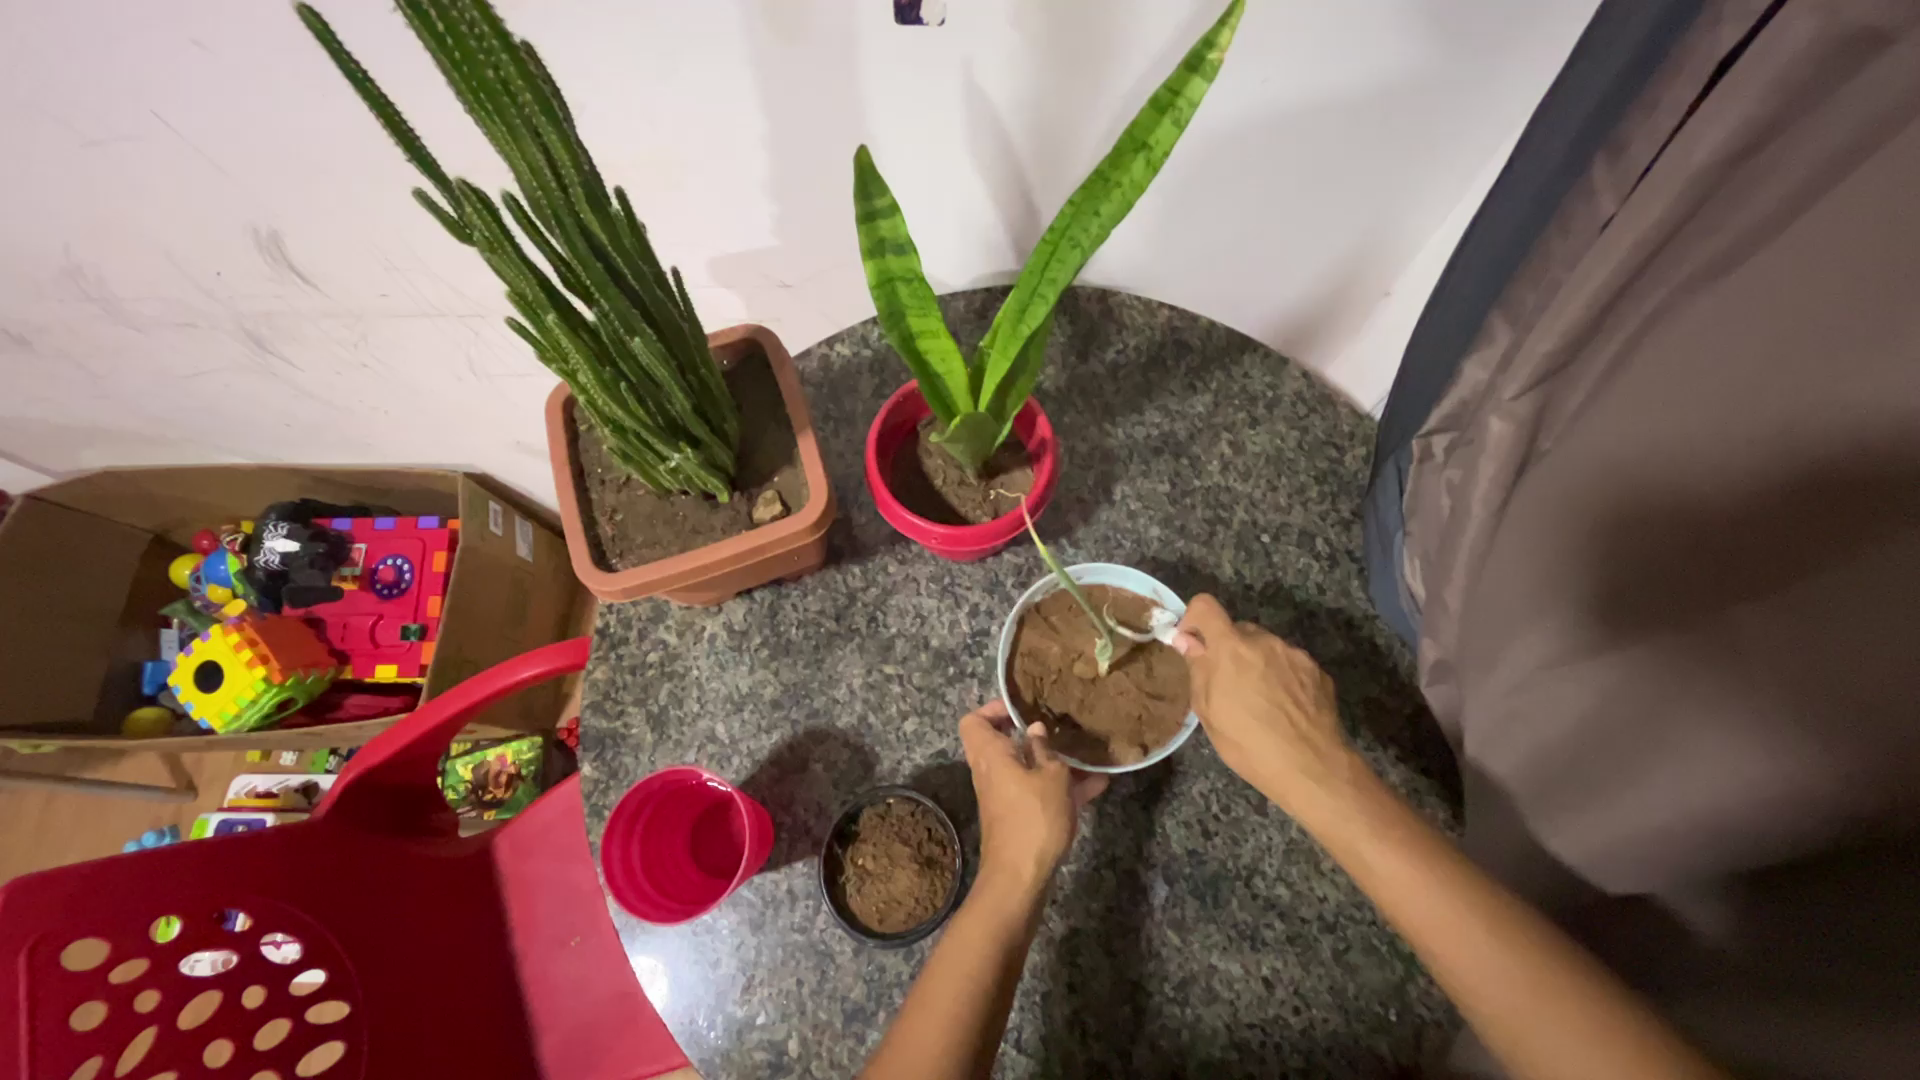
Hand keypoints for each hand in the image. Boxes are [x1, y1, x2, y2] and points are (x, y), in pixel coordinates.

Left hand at [958, 701, 1108, 894]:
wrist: (1021, 877)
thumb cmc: (1034, 818)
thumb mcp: (1051, 777)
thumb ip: (1045, 750)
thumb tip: (1036, 729)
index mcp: (991, 754)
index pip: (974, 721)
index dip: (993, 709)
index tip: (1023, 708)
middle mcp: (992, 771)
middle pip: (1003, 743)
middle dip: (1032, 733)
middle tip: (1058, 726)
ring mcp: (1005, 795)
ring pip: (1026, 767)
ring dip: (1053, 760)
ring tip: (1087, 752)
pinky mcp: (1020, 816)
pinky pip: (1039, 790)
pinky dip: (1062, 786)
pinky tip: (1099, 782)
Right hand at [1171, 594, 1355, 810]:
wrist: (1310, 766)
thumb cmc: (1247, 742)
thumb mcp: (1208, 711)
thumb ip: (1198, 668)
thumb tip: (1186, 639)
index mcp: (1231, 647)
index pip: (1205, 606)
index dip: (1194, 618)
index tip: (1192, 642)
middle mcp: (1264, 641)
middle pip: (1238, 630)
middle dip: (1229, 649)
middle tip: (1228, 685)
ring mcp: (1294, 654)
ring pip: (1265, 647)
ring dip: (1256, 662)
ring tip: (1261, 700)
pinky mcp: (1317, 670)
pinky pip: (1290, 663)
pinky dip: (1281, 676)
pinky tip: (1285, 707)